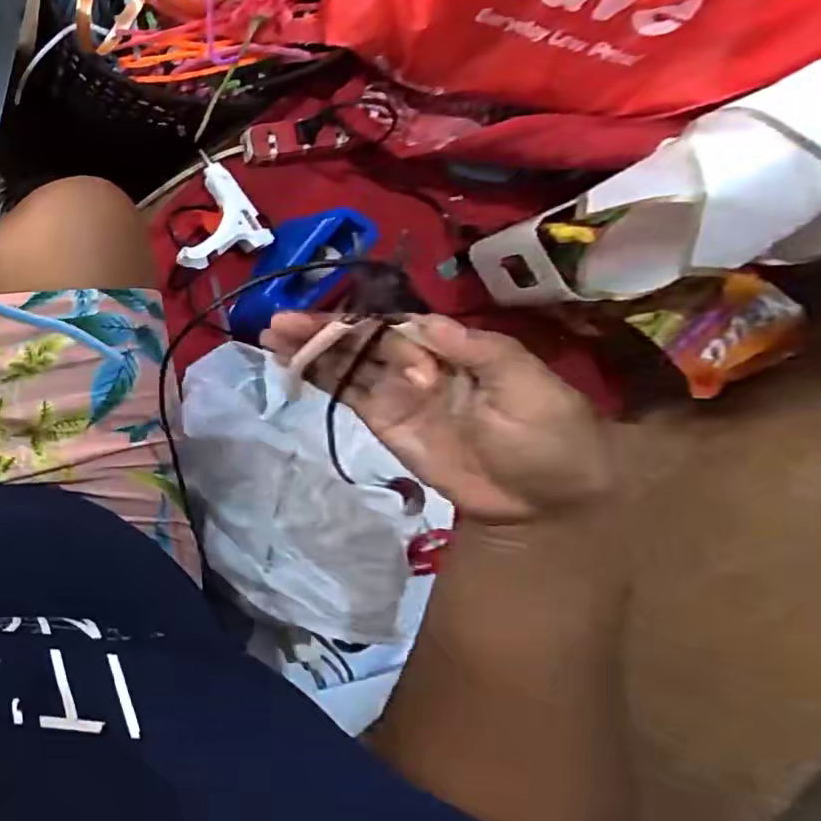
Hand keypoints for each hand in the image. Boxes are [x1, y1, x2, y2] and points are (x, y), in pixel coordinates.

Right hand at [259, 313, 613, 522]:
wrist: (546, 502)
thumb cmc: (550, 438)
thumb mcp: (531, 389)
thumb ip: (480, 351)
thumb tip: (423, 320)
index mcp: (450, 348)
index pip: (393, 325)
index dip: (357, 321)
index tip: (326, 319)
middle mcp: (416, 363)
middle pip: (359, 340)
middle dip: (319, 330)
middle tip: (278, 323)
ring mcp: (394, 393)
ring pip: (344, 362)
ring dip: (308, 348)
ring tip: (270, 336)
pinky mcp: (380, 420)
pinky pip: (344, 392)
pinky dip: (316, 376)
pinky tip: (289, 364)